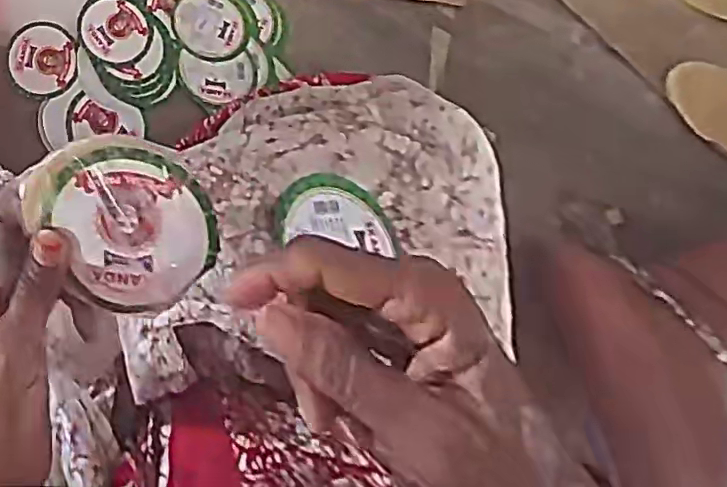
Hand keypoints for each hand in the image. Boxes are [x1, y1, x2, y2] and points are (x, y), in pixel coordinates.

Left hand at [0, 187, 71, 486]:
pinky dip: (70, 277)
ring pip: (35, 261)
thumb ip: (31, 293)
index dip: (14, 194)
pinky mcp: (29, 332)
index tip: (52, 176)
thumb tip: (51, 234)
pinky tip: (95, 273)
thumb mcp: (13, 354)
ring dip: (62, 243)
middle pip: (13, 237)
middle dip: (46, 213)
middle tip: (85, 193)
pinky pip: (49, 290)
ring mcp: (7, 313)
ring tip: (96, 224)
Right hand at [226, 238, 585, 486]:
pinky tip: (343, 410)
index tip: (233, 299)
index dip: (274, 272)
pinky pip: (335, 330)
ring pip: (320, 308)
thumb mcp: (417, 431)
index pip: (328, 260)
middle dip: (302, 340)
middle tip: (315, 408)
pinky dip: (326, 370)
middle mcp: (409, 281)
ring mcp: (401, 301)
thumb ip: (342, 371)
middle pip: (320, 282)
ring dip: (313, 364)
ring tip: (334, 421)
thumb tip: (270, 313)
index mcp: (425, 291)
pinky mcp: (392, 323)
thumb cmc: (493, 468)